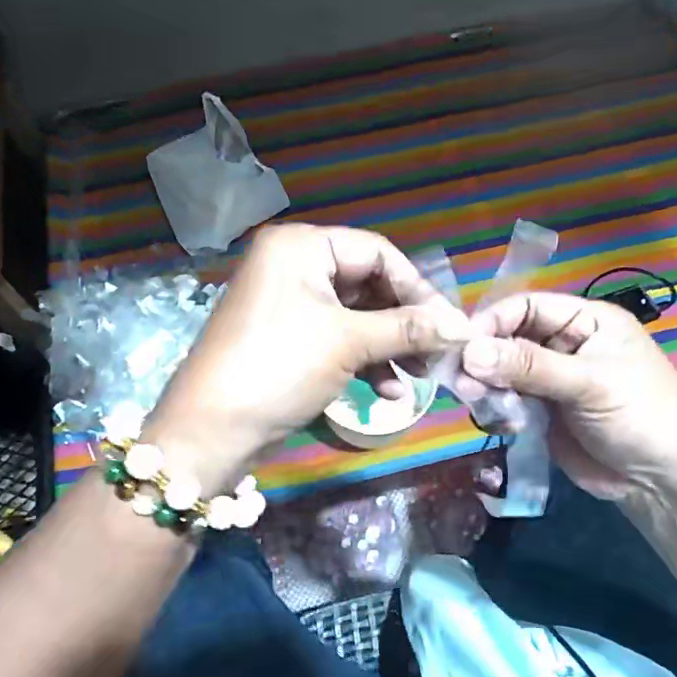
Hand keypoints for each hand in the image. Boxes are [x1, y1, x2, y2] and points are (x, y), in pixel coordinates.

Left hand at [147, 224, 469, 490]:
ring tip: (418, 379)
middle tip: (437, 355)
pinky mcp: (283, 341)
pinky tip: (387, 393)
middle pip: (366, 285)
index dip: (417, 288)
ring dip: (388, 348)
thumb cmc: (279, 367)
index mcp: (300, 247)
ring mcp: (285, 305)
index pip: (376, 252)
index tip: (450, 324)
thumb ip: (408, 329)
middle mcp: (290, 266)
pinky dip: (362, 363)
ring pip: (353, 318)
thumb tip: (464, 327)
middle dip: (404, 324)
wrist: (211, 429)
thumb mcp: (348, 343)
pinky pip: (334, 341)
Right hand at [452, 292, 676, 500]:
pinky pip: (506, 402)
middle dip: (484, 358)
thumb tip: (469, 352)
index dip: (492, 321)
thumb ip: (528, 366)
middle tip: (462, 383)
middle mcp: (564, 345)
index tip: (462, 346)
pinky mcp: (540, 413)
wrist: (664, 482)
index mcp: (585, 322)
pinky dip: (496, 409)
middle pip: (507, 339)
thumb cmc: (642, 416)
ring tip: (477, 403)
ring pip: (501, 373)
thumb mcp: (589, 384)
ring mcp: (550, 381)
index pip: (526, 306)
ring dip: (486, 386)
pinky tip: (501, 423)